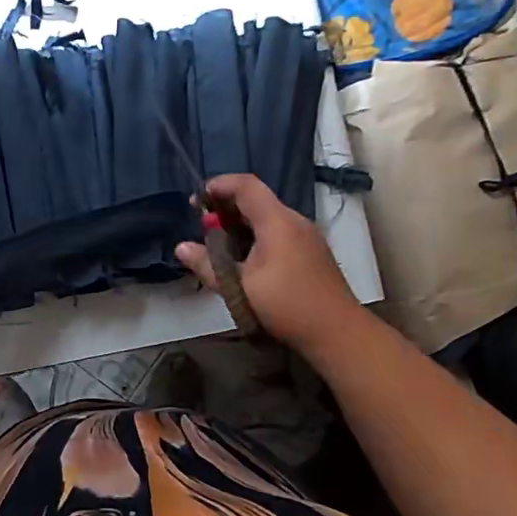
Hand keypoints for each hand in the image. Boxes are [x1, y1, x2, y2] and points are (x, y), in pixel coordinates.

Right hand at [174, 174, 365, 355]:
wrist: (336, 330)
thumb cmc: (285, 304)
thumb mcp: (238, 287)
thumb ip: (207, 265)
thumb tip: (180, 247)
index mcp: (277, 221)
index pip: (246, 185)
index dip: (219, 185)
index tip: (197, 198)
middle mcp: (294, 220)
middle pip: (257, 200)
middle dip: (226, 208)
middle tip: (202, 225)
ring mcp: (306, 236)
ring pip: (268, 218)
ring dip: (240, 225)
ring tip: (219, 245)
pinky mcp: (311, 252)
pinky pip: (279, 232)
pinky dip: (256, 236)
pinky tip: (245, 260)